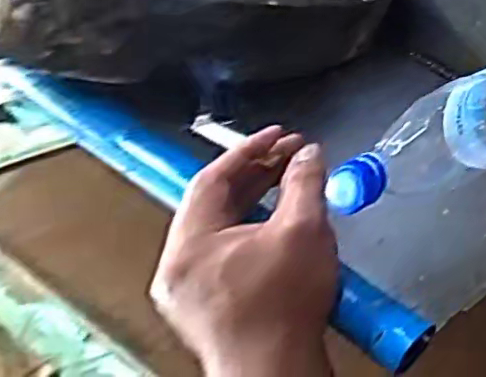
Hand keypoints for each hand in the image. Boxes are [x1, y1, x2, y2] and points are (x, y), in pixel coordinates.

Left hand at [151, 126, 336, 376]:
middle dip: (257, 170)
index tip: (280, 132)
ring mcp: (188, 286)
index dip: (247, 149)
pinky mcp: (207, 298)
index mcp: (189, 246)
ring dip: (258, 193)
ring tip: (295, 174)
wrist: (272, 362)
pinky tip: (285, 213)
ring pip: (221, 223)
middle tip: (295, 149)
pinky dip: (255, 218)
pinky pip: (226, 243)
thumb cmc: (284, 294)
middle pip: (213, 202)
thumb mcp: (304, 225)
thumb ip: (305, 181)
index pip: (210, 180)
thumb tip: (307, 152)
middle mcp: (178, 265)